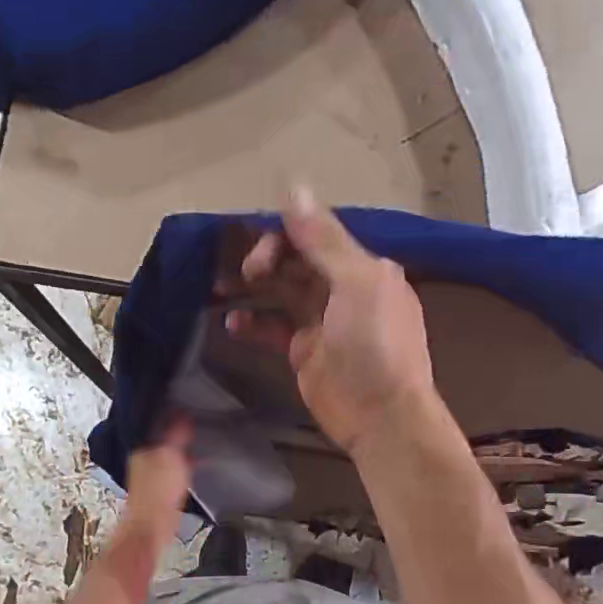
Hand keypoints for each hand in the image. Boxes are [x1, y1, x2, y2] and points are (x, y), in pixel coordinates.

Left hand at [118, 415, 192, 543]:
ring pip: (169, 460)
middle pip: (164, 444)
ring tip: (198, 450)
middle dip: (179, 438)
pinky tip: (193, 473)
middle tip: (196, 431)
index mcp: (143, 450)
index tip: (189, 415)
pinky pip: (174, 476)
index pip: (159, 428)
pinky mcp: (160, 494)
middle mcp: (144, 463)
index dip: (175, 420)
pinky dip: (184, 472)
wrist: (152, 528)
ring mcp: (151, 479)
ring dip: (183, 455)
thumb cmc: (157, 494)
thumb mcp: (170, 455)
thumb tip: (182, 416)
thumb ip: (176, 435)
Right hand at [221, 187, 437, 454]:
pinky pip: (272, 329)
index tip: (258, 245)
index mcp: (363, 267)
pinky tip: (232, 324)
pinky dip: (252, 324)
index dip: (286, 233)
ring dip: (252, 286)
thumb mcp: (357, 283)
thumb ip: (323, 239)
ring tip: (221, 287)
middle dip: (266, 258)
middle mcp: (342, 290)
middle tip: (246, 272)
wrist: (381, 415)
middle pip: (296, 261)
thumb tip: (295, 188)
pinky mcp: (303, 353)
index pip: (317, 236)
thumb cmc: (375, 344)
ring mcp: (321, 323)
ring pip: (280, 293)